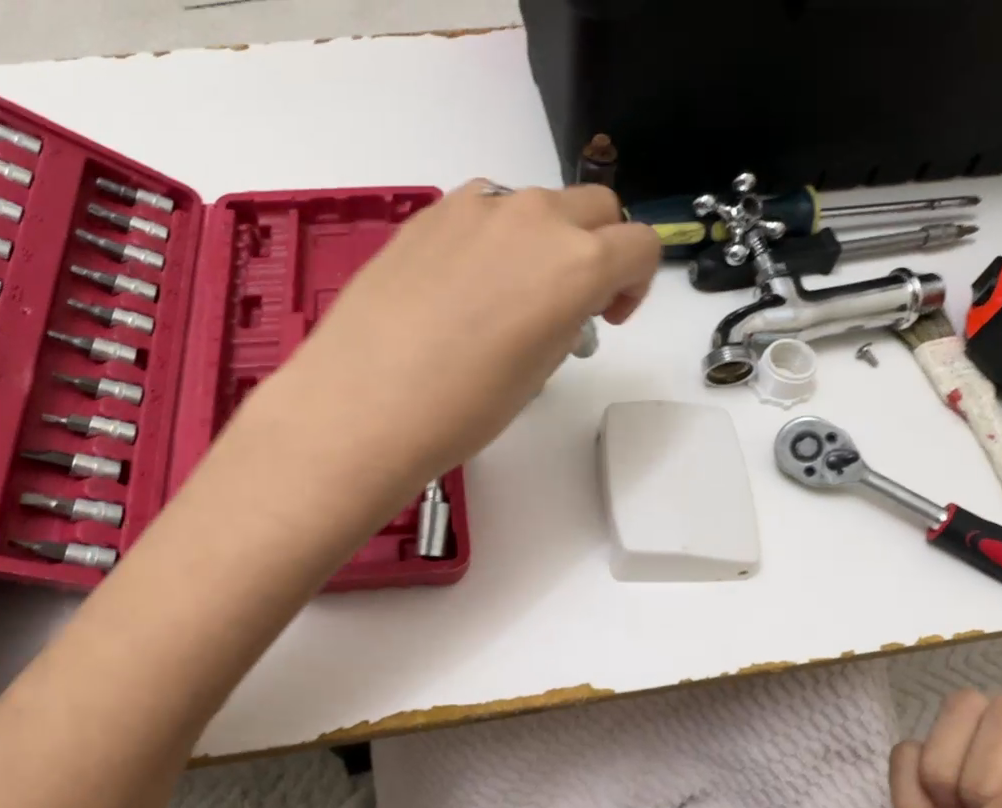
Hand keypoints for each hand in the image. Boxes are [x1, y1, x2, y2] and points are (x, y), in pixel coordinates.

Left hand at [245, 181, 660, 489]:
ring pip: (536, 203)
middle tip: (570, 303)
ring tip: (509, 294)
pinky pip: (482, 208)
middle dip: (599, 249)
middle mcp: (534, 219)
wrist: (361, 404)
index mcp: (577, 263)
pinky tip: (461, 284)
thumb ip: (564, 322)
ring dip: (544, 237)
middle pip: (596, 208)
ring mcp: (476, 208)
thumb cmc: (459, 409)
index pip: (639, 246)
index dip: (635, 284)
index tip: (608, 318)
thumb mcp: (537, 374)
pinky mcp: (429, 214)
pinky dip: (492, 234)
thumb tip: (555, 309)